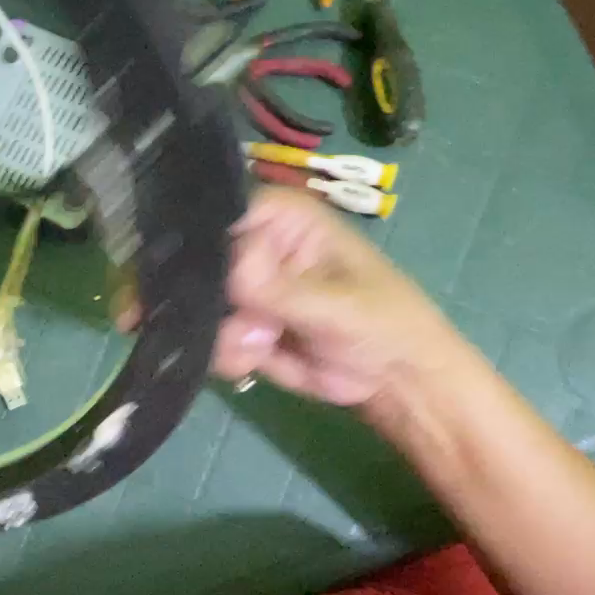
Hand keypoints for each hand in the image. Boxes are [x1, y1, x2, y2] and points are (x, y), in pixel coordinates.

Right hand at [213, 188, 466, 416]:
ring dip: (223, 334)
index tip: (201, 276)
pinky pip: (211, 339)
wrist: (395, 382)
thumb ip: (283, 289)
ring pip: (200, 307)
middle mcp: (258, 250)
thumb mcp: (339, 306)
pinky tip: (256, 362)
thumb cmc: (385, 325)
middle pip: (200, 262)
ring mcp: (245, 292)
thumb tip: (233, 268)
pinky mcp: (240, 328)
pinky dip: (228, 355)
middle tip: (234, 327)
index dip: (203, 240)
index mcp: (286, 221)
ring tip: (262, 348)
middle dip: (207, 300)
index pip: (225, 212)